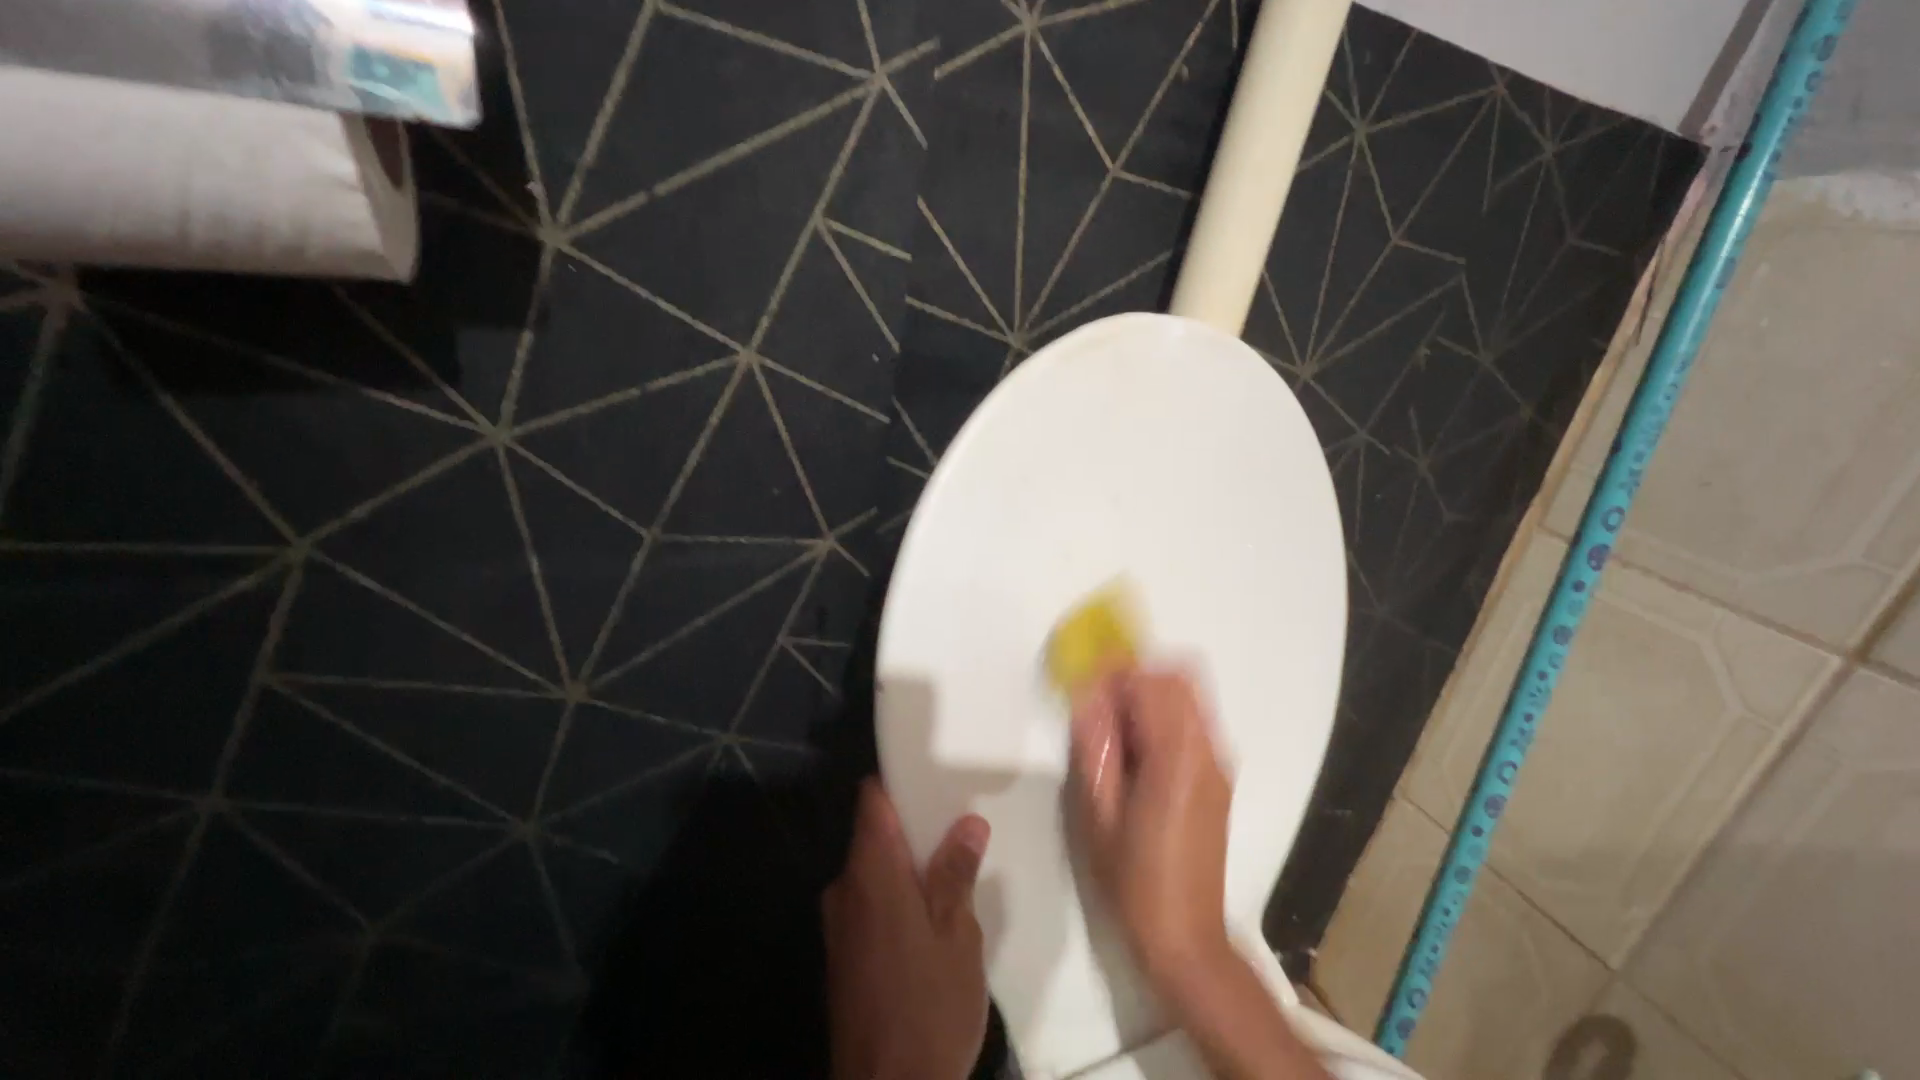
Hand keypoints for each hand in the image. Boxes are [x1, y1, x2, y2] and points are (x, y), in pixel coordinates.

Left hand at [823, 779, 991, 1079]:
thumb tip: (966, 823)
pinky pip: (870, 905)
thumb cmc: (929, 1006)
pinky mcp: (843, 957)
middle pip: (874, 836)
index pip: (872, 801)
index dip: (898, 781)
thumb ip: (957, 874)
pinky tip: (935, 914)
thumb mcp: (958, 936)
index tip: (934, 773)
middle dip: (915, 828)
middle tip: (962, 822)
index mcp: (869, 873)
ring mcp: (839, 926)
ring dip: (909, 867)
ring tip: (958, 866)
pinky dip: (898, 898)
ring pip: (874, 874)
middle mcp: (844, 890)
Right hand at [1068, 665, 1235, 991]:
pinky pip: (1191, 723)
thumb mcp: (1097, 814)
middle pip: (1179, 677)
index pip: (1153, 682)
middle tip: (1097, 704)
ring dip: (1148, 696)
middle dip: (1135, 676)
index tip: (1084, 679)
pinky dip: (1161, 718)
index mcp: (1177, 758)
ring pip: (1188, 697)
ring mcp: (1218, 764)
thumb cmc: (1133, 879)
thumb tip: (1086, 696)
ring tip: (1112, 732)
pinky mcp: (1217, 779)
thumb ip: (1094, 747)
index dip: (1116, 670)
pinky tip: (1133, 755)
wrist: (1185, 935)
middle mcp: (1207, 750)